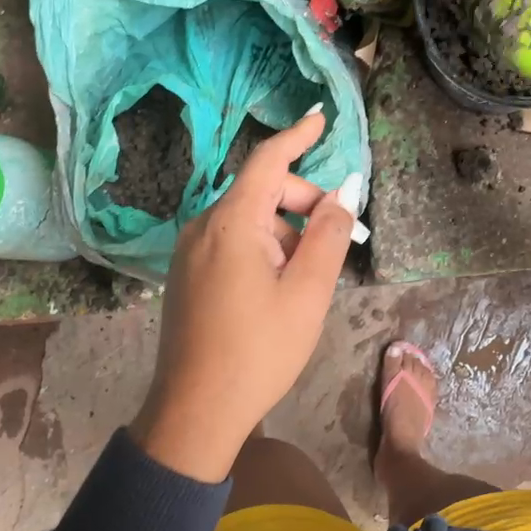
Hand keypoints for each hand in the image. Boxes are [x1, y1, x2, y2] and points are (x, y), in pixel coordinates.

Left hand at [129, 109, 359, 481]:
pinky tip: (279, 287)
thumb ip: (329, 236)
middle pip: (261, 192)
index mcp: (230, 222)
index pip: (267, 160)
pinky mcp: (187, 276)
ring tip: (309, 278)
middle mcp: (203, 227)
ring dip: (285, 233)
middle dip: (304, 203)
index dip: (297, 137)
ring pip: (248, 221)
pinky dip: (263, 248)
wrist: (195, 411)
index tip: (321, 118)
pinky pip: (232, 243)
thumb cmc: (259, 350)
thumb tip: (343, 196)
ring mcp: (190, 253)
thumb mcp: (307, 292)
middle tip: (339, 238)